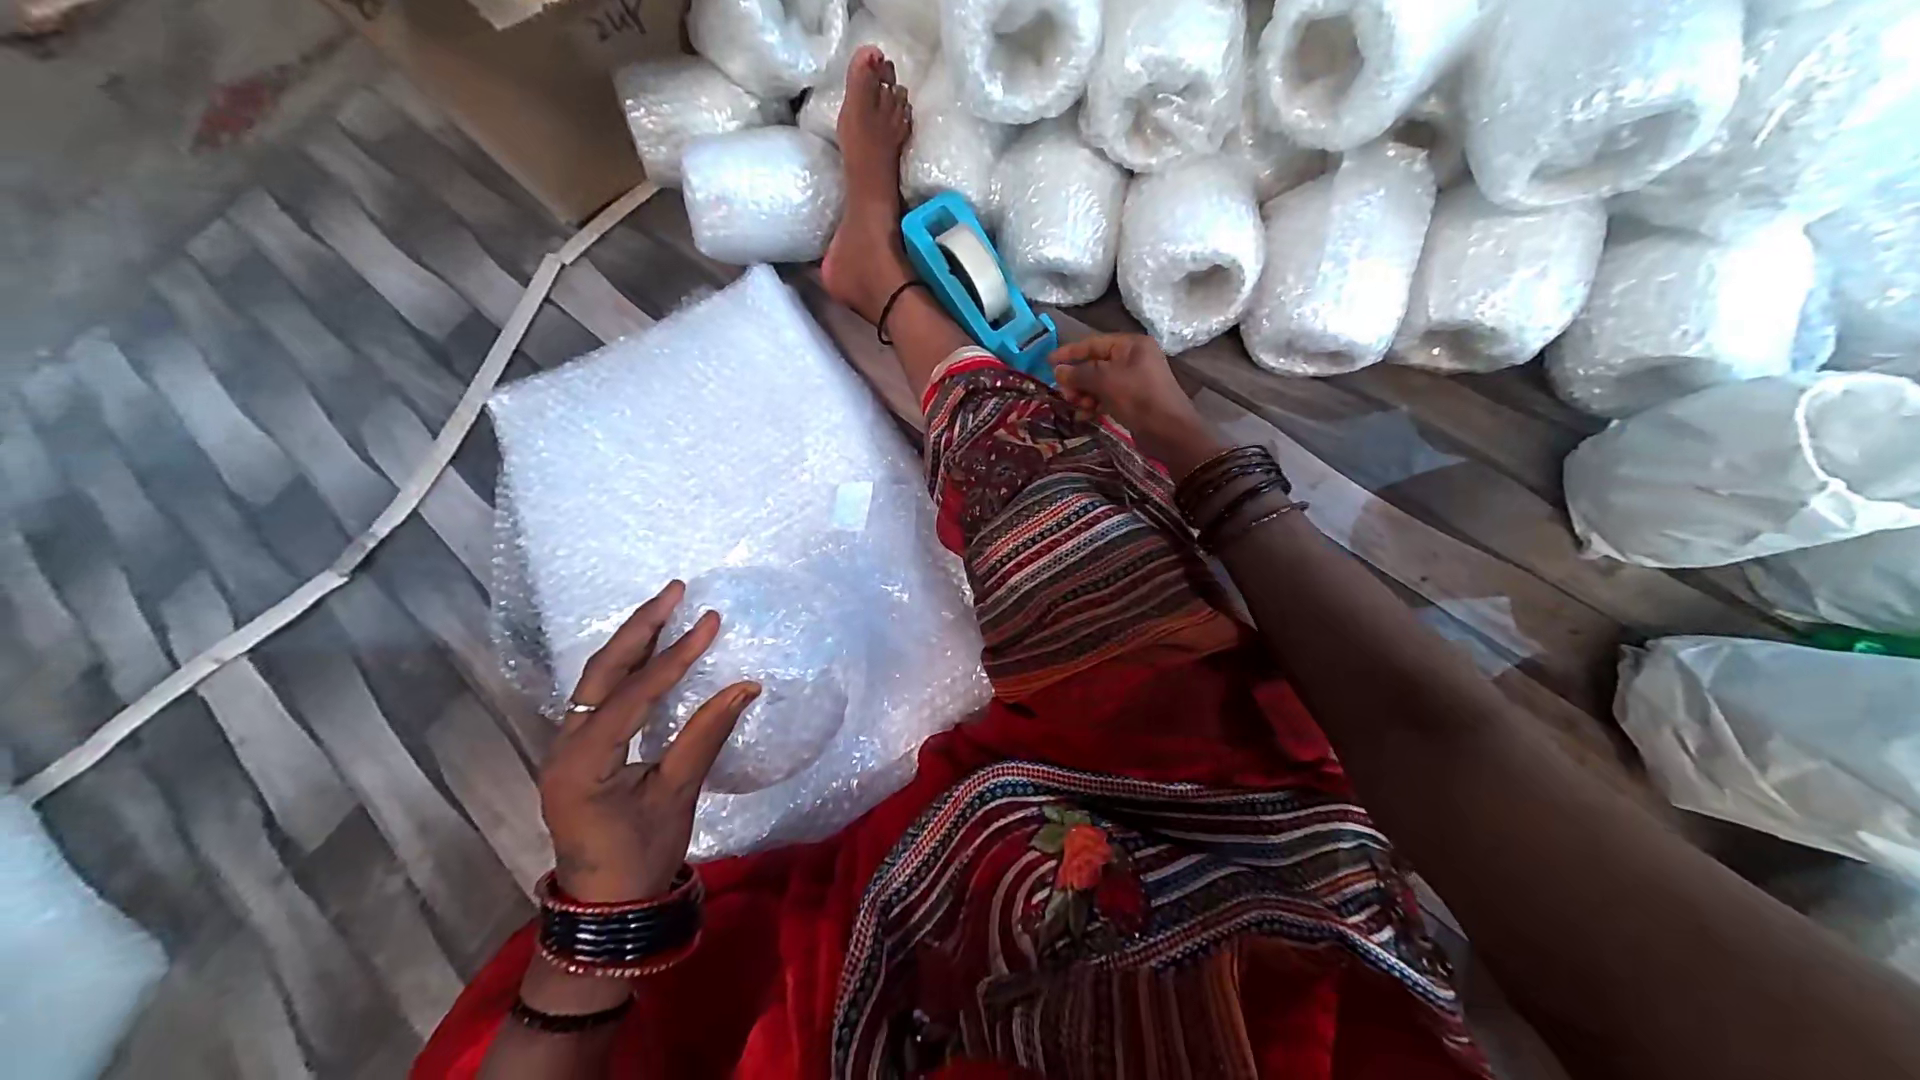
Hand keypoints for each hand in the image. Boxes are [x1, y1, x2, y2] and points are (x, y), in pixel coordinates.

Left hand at [537, 580, 758, 902]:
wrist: (604, 904)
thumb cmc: (640, 855)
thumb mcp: (677, 796)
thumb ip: (706, 735)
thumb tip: (745, 686)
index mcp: (584, 761)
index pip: (634, 694)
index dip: (675, 657)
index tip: (709, 622)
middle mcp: (564, 744)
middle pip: (602, 671)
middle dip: (640, 628)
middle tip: (674, 591)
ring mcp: (565, 744)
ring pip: (597, 679)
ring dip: (632, 641)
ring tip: (665, 608)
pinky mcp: (578, 748)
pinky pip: (601, 694)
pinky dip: (628, 666)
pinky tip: (650, 649)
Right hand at [1049, 333, 1226, 476]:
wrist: (1168, 431)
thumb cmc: (1138, 398)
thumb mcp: (1105, 381)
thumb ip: (1079, 373)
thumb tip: (1057, 370)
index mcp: (1131, 345)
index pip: (1093, 343)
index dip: (1069, 352)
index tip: (1048, 362)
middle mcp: (1133, 358)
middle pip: (1094, 364)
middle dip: (1077, 379)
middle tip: (1064, 394)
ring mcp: (1133, 379)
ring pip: (1098, 383)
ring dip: (1083, 394)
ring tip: (1077, 406)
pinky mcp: (1133, 399)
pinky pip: (1106, 396)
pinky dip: (1094, 404)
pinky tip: (1085, 415)